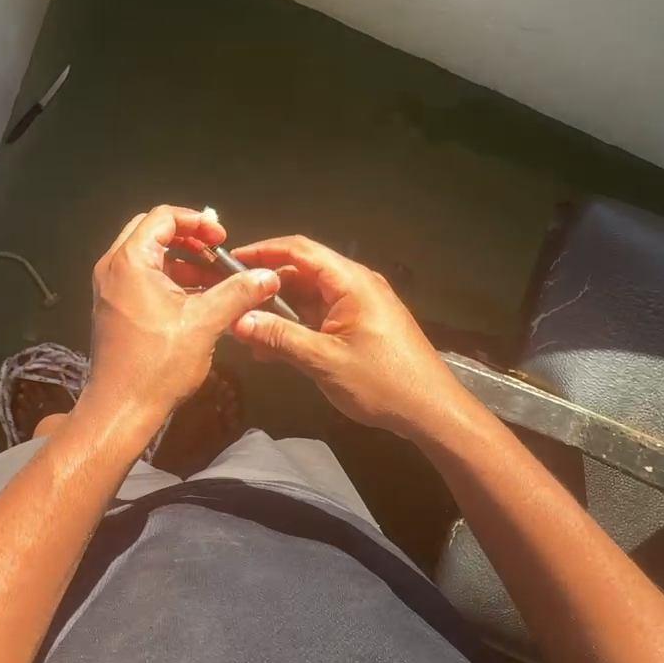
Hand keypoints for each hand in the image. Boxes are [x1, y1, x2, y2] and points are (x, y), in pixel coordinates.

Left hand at [85, 206, 283, 421]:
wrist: (120, 408)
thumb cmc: (158, 363)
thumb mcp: (204, 323)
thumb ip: (237, 293)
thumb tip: (268, 276)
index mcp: (130, 260)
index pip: (163, 216)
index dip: (197, 222)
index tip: (223, 240)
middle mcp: (113, 266)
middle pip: (152, 231)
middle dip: (189, 238)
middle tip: (218, 253)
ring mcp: (110, 287)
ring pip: (148, 256)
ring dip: (182, 261)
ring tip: (216, 279)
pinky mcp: (114, 306)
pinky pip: (143, 278)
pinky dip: (170, 280)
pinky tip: (199, 299)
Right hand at [229, 235, 479, 443]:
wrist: (434, 413)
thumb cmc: (383, 383)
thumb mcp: (324, 361)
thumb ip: (280, 337)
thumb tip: (237, 321)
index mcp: (351, 281)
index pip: (299, 249)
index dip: (262, 250)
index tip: (230, 260)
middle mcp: (355, 283)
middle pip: (301, 271)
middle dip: (266, 285)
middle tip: (232, 299)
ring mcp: (358, 303)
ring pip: (307, 295)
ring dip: (278, 310)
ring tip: (245, 330)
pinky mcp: (359, 323)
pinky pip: (319, 314)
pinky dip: (295, 325)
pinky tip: (270, 347)